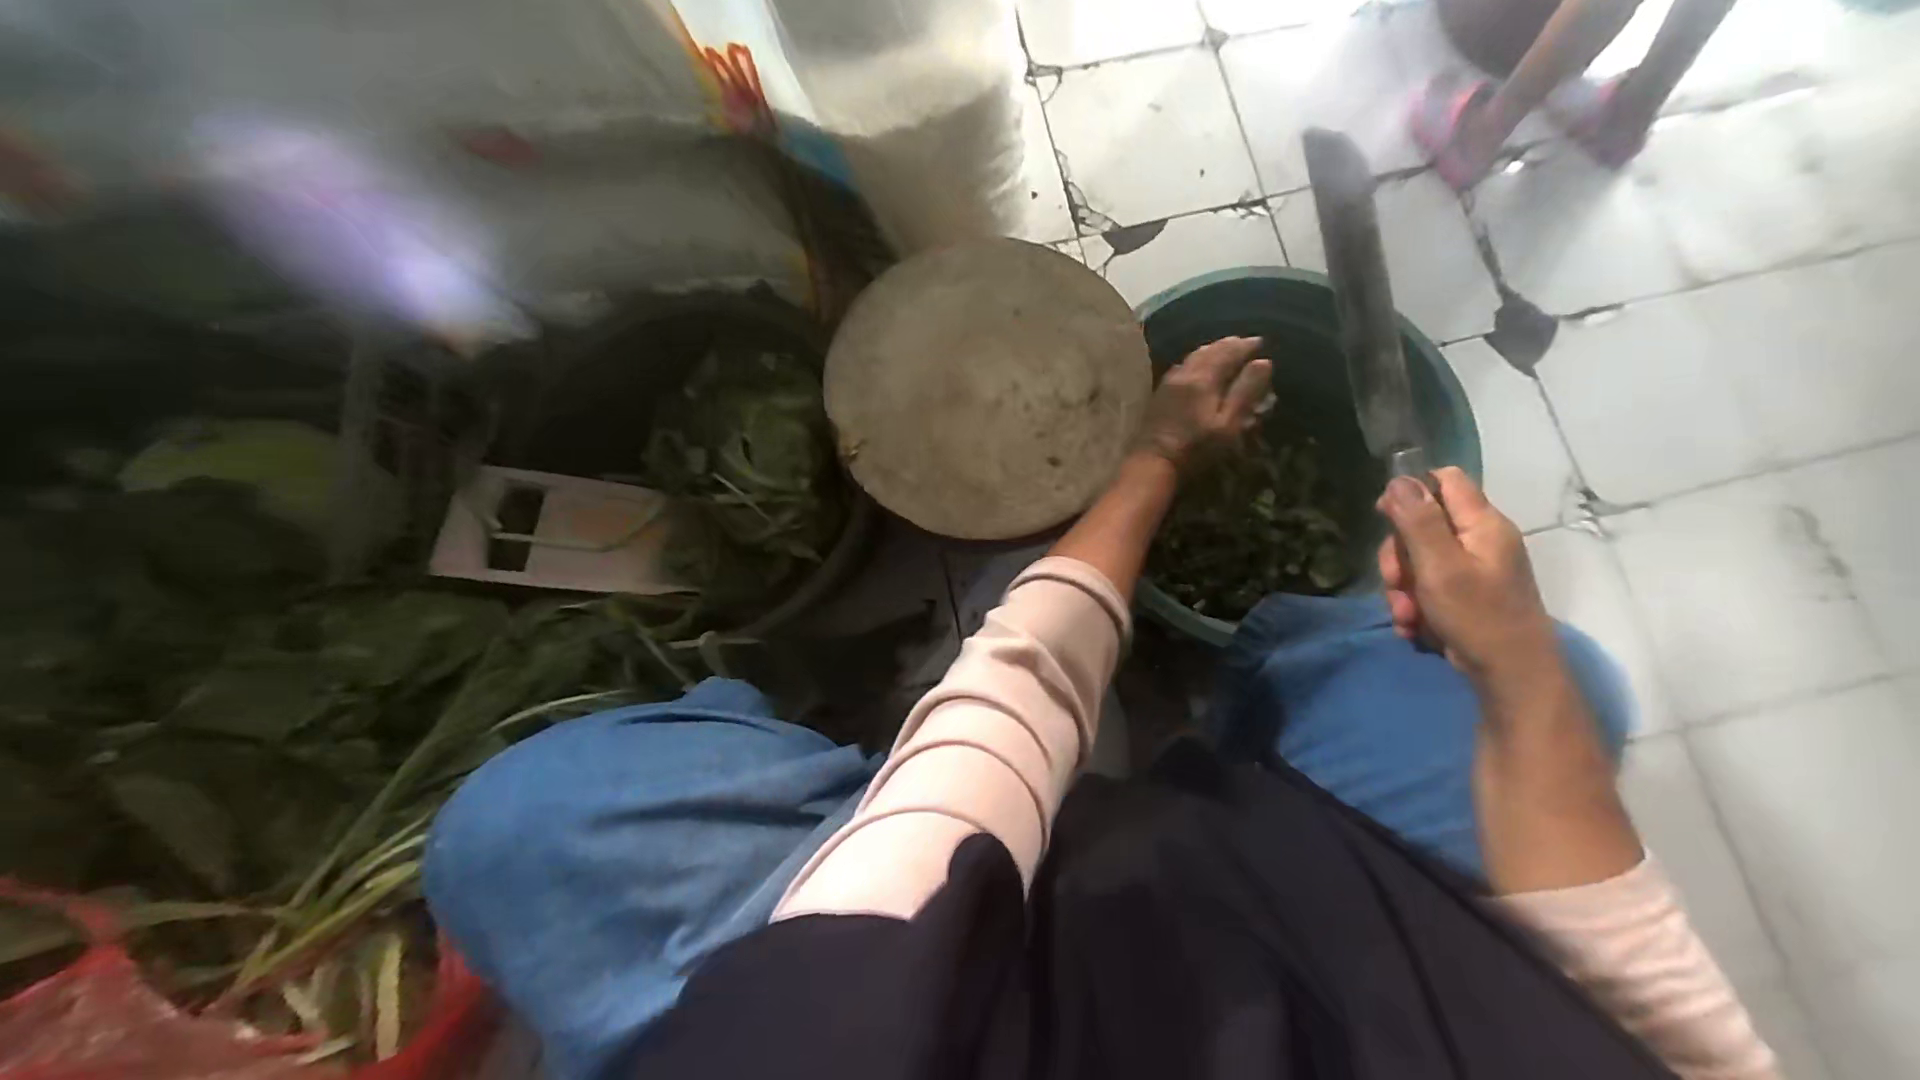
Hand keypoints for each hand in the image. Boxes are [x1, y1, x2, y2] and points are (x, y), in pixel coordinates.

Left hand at [1133, 336, 1272, 472]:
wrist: (1153, 462)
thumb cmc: (1195, 447)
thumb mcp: (1228, 424)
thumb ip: (1245, 392)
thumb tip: (1263, 362)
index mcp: (1203, 379)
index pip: (1228, 352)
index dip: (1245, 346)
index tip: (1261, 342)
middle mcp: (1184, 374)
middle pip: (1208, 350)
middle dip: (1228, 345)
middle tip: (1244, 343)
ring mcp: (1168, 383)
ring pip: (1192, 357)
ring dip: (1211, 350)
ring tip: (1224, 350)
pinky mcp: (1159, 394)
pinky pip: (1181, 367)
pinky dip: (1196, 361)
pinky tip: (1198, 367)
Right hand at [1376, 468, 1555, 680]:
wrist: (1509, 674)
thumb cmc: (1477, 615)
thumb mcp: (1439, 565)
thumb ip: (1418, 520)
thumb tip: (1398, 479)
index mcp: (1482, 524)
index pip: (1445, 480)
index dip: (1411, 490)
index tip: (1385, 515)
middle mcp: (1479, 540)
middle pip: (1422, 525)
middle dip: (1398, 555)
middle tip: (1396, 582)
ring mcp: (1473, 568)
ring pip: (1417, 560)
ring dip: (1402, 587)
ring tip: (1406, 614)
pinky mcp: (1464, 593)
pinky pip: (1426, 586)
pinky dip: (1413, 604)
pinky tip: (1413, 625)